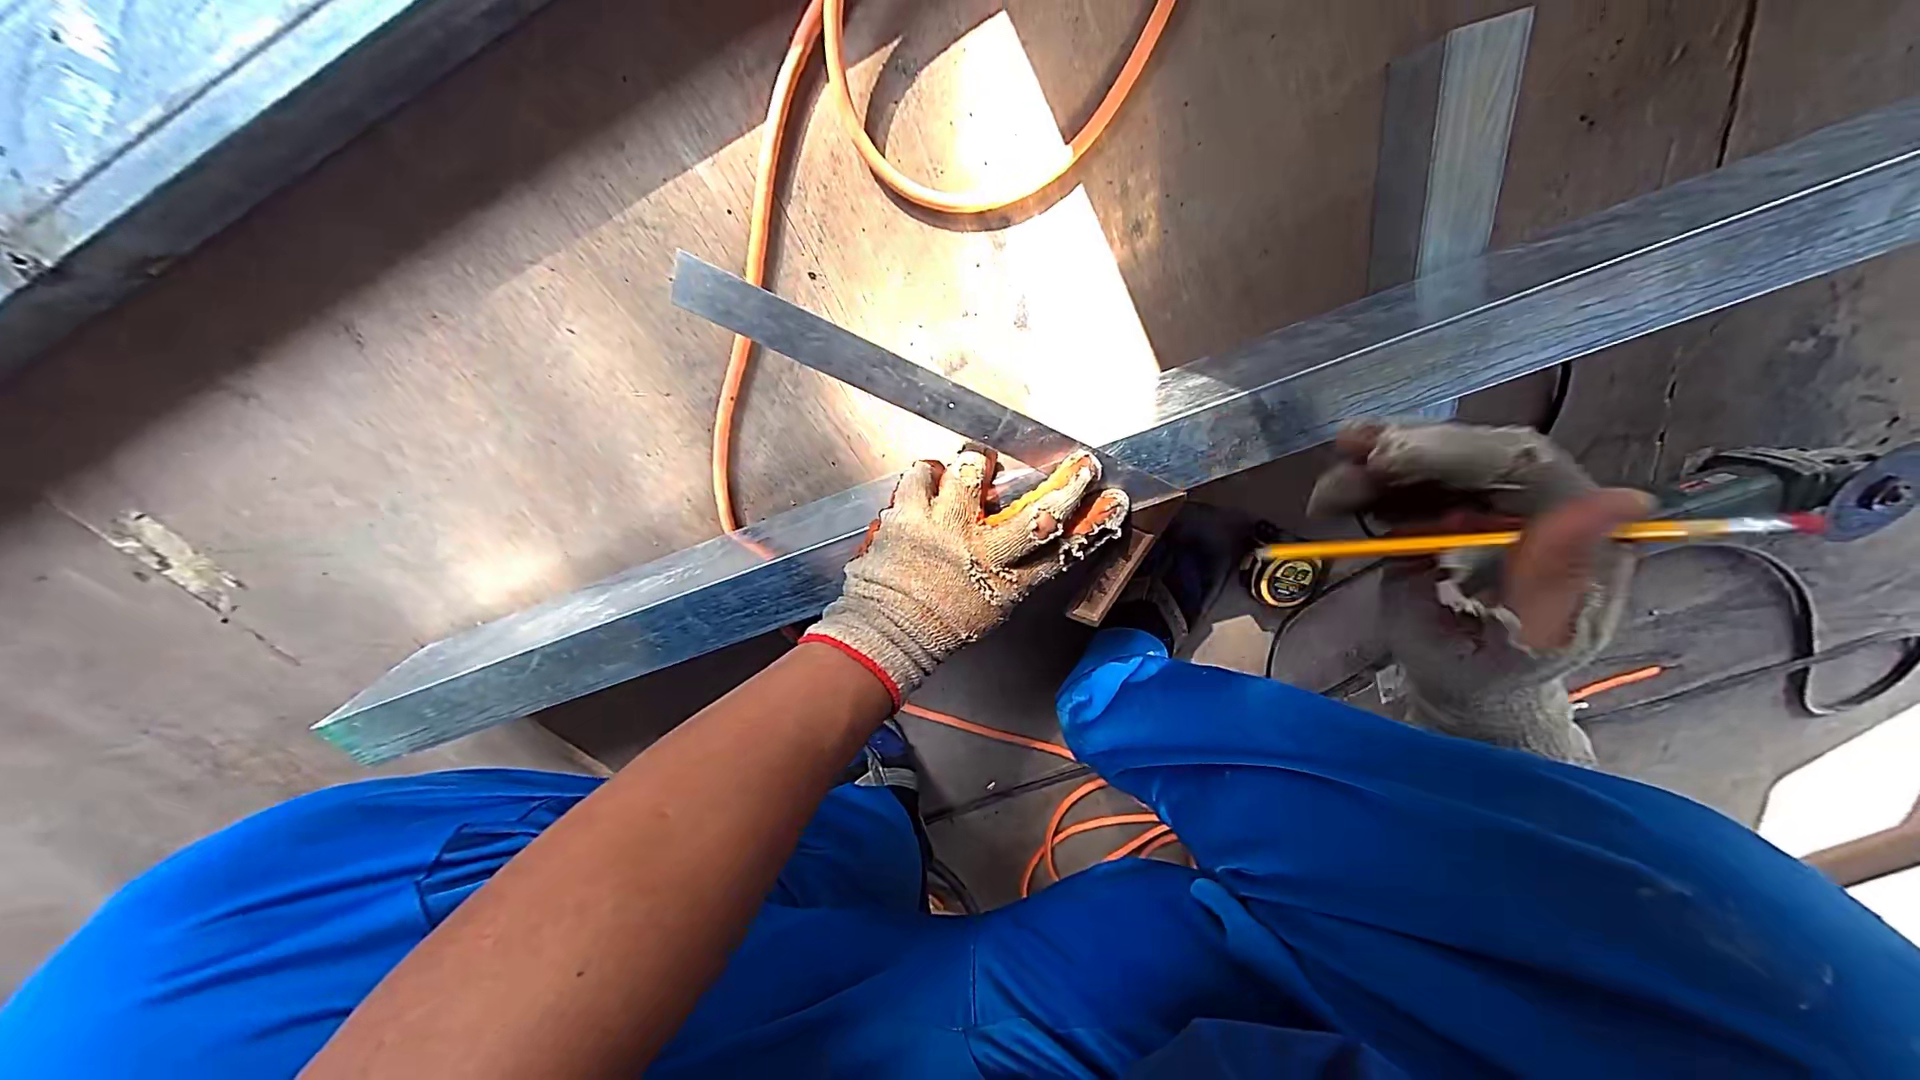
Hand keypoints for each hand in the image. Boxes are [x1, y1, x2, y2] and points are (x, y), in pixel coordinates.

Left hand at [802, 447, 1129, 703]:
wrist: (886, 632)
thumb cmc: (940, 623)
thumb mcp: (993, 605)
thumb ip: (1016, 571)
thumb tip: (1036, 538)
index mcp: (1005, 583)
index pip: (1061, 550)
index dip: (1093, 523)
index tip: (1111, 501)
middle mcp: (980, 554)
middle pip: (1038, 514)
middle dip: (1068, 485)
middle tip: (1081, 465)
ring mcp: (942, 530)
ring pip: (972, 475)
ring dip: (977, 465)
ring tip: (977, 469)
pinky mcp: (908, 515)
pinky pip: (924, 475)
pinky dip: (929, 474)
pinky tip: (932, 481)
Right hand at [1309, 422, 1652, 763]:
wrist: (1464, 684)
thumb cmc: (1494, 671)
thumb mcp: (1526, 637)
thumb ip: (1557, 574)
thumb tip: (1615, 499)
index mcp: (1578, 530)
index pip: (1525, 466)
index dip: (1454, 452)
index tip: (1385, 459)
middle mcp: (1539, 504)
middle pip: (1474, 450)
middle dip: (1405, 448)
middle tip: (1345, 453)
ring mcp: (1487, 504)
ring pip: (1433, 460)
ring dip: (1373, 466)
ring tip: (1328, 494)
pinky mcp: (1446, 510)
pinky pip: (1406, 484)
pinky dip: (1367, 486)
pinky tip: (1338, 500)